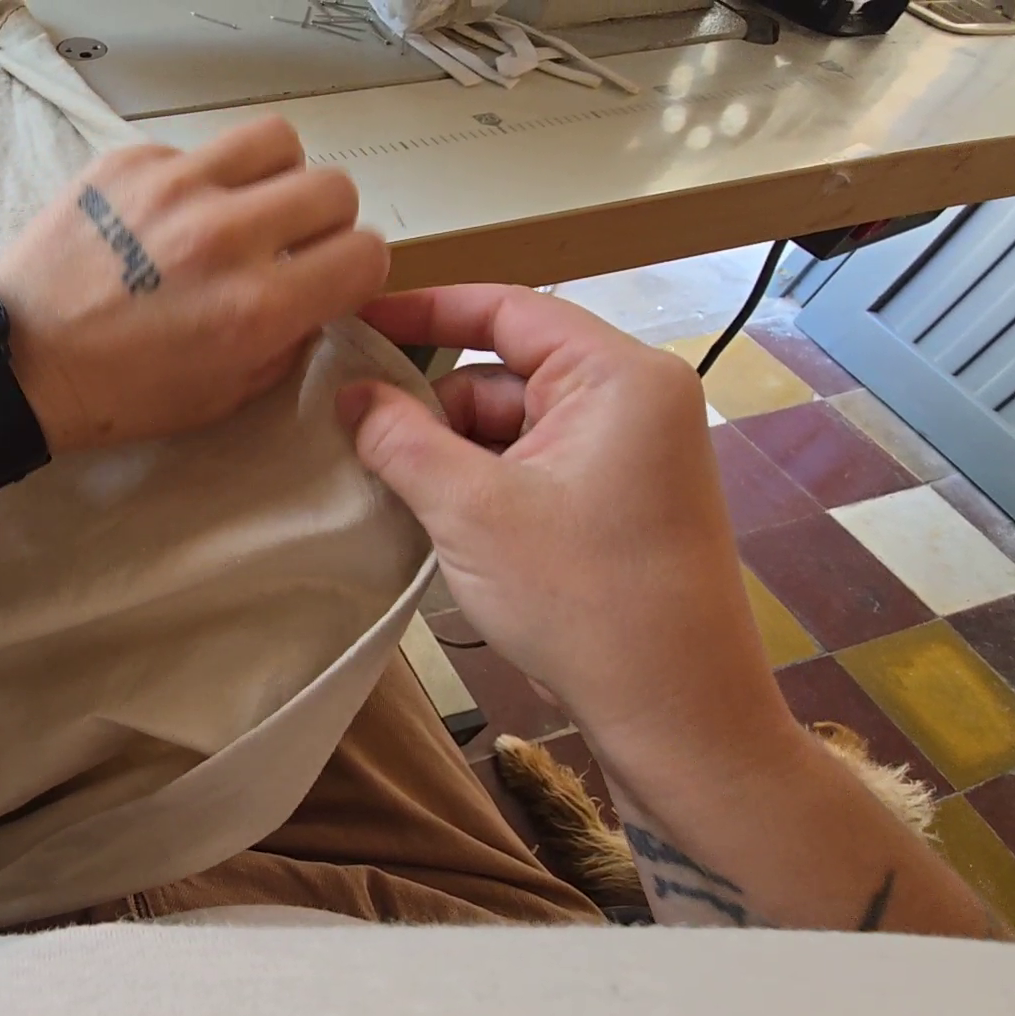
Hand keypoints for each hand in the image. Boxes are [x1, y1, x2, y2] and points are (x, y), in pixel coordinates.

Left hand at [0, 116, 390, 452]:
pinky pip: (197, 150)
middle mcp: (226, 236)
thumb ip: (282, 347)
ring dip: (273, 179)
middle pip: (333, 189)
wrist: (21, 366)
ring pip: (276, 141)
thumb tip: (311, 304)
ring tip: (240, 214)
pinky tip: (165, 219)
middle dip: (322, 225)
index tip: (326, 283)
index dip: (354, 273)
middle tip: (284, 250)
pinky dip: (198, 182)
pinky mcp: (127, 162)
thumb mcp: (218, 399)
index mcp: (256, 308)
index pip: (366, 255)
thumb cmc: (117, 398)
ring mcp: (174, 188)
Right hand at [335, 285, 779, 737]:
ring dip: (440, 451)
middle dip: (424, 404)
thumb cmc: (577, 594)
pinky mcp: (602, 498)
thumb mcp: (468, 509)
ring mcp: (616, 454)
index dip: (424, 310)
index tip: (353, 322)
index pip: (507, 312)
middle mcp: (626, 402)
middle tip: (351, 431)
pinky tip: (423, 509)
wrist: (667, 706)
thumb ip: (399, 439)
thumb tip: (347, 393)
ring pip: (501, 427)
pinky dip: (466, 481)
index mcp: (615, 379)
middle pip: (498, 376)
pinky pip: (517, 465)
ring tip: (381, 482)